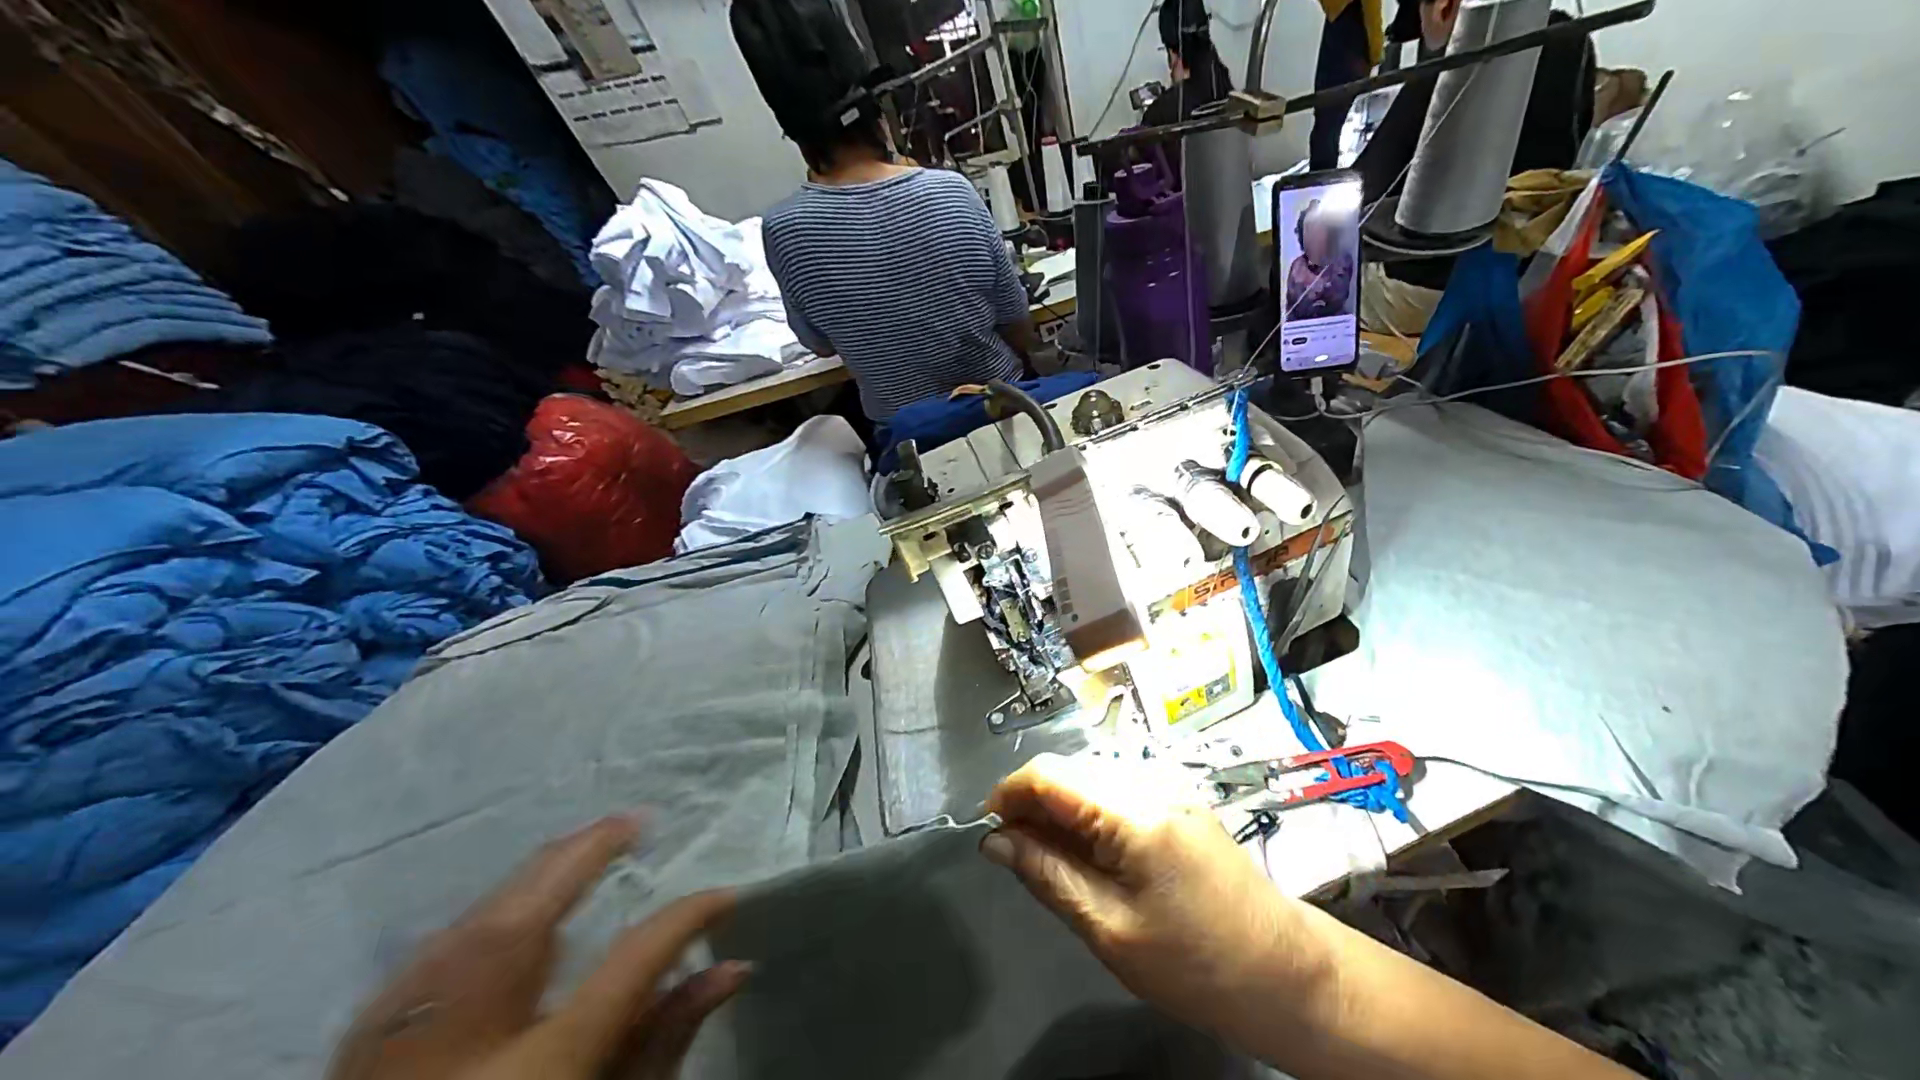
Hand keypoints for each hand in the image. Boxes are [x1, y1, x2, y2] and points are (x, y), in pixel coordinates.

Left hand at [329, 816, 743, 1079]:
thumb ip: (667, 1040)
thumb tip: (733, 968)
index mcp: (538, 1067)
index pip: (631, 963)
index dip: (686, 918)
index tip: (723, 894)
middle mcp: (464, 1032)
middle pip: (533, 910)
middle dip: (589, 851)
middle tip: (636, 820)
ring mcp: (404, 1026)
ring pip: (484, 910)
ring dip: (544, 867)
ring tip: (590, 841)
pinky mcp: (369, 1026)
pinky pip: (447, 936)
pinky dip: (498, 903)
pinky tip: (523, 896)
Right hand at [980, 754, 1325, 1039]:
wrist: (1288, 975)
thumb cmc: (1197, 964)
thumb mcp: (1110, 929)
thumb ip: (1047, 875)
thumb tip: (994, 842)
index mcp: (1134, 813)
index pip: (1049, 775)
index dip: (1007, 795)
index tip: (986, 831)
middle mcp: (1151, 784)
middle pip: (1068, 770)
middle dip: (1030, 803)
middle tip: (1012, 851)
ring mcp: (1170, 790)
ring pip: (1089, 779)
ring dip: (1057, 808)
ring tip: (1045, 857)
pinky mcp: (1179, 804)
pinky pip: (1116, 793)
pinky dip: (1087, 814)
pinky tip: (1085, 852)